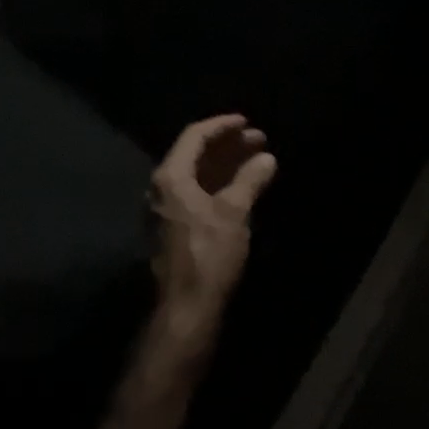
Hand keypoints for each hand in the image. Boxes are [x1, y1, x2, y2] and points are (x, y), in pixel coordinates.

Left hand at [149, 114, 277, 329]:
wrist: (186, 306)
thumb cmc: (209, 254)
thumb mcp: (234, 213)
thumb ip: (249, 180)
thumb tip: (266, 158)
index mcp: (171, 177)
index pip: (195, 136)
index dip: (222, 125)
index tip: (247, 121)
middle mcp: (162, 187)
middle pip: (195, 154)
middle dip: (227, 145)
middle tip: (259, 139)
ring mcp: (165, 208)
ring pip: (197, 175)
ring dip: (225, 165)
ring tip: (256, 159)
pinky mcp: (173, 227)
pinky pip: (196, 193)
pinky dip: (218, 184)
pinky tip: (242, 187)